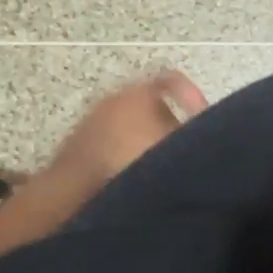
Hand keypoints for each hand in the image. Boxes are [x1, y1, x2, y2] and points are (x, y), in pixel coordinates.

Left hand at [39, 71, 208, 198]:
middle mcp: (113, 98)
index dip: (191, 95)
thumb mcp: (172, 145)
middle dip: (165, 122)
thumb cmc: (128, 161)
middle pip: (148, 104)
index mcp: (138, 91)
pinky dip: (119, 154)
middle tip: (177, 147)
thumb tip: (200, 133)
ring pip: (126, 125)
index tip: (200, 121)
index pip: (171, 79)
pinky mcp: (75, 146)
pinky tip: (127, 177)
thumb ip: (189, 133)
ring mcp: (90, 121)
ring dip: (141, 140)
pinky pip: (107, 143)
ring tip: (153, 166)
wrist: (71, 193)